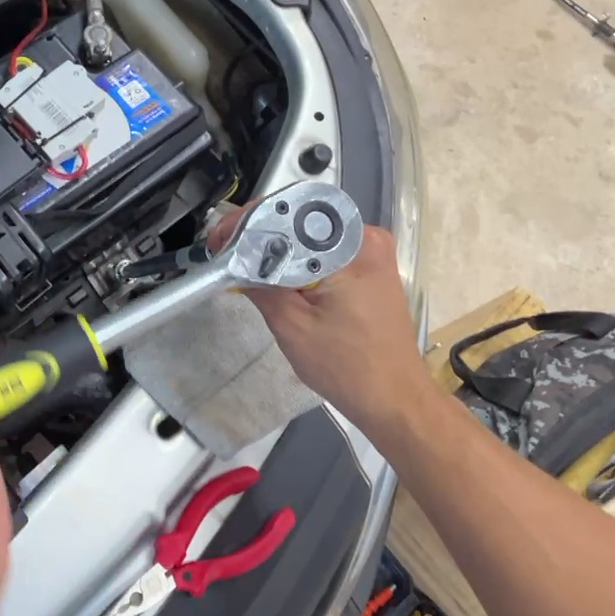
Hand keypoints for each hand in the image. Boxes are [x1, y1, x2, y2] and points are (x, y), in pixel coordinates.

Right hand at [208, 210, 425, 440]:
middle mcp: (367, 239)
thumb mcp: (292, 327)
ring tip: (240, 263)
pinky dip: (296, 259)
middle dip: (257, 233)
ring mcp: (372, 252)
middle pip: (299, 220)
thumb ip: (260, 285)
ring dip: (275, 247)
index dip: (246, 224)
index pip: (288, 215)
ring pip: (308, 235)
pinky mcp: (370, 269)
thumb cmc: (348, 368)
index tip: (218, 243)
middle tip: (223, 252)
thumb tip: (231, 260)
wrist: (396, 400)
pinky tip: (271, 274)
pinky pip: (323, 250)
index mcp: (353, 247)